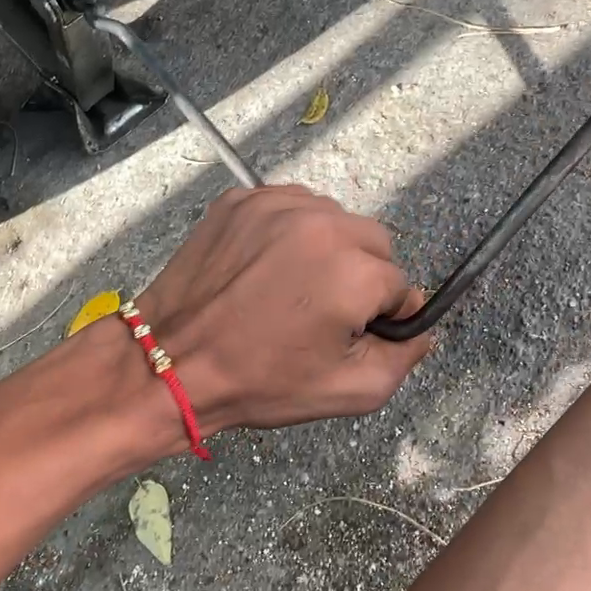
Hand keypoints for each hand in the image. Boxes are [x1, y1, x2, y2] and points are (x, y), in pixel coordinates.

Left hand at [132, 185, 432, 434]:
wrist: (170, 360)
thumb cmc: (261, 382)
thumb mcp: (348, 392)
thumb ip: (403, 358)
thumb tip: (420, 328)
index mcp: (355, 271)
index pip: (399, 284)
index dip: (379, 316)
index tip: (347, 333)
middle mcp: (323, 223)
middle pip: (374, 242)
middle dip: (361, 276)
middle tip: (322, 311)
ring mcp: (277, 204)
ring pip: (333, 219)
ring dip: (327, 248)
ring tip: (290, 286)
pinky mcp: (241, 198)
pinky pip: (289, 206)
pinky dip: (289, 231)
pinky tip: (265, 266)